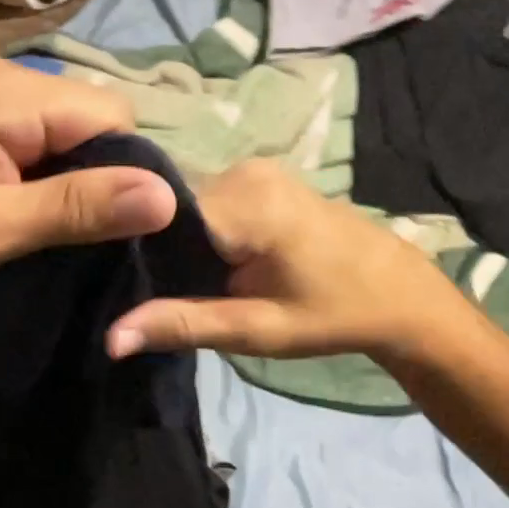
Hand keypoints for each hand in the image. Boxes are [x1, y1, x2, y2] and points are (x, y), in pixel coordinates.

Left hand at [0, 54, 178, 315]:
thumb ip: (76, 207)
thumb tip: (166, 195)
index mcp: (1, 91)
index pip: (108, 116)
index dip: (120, 174)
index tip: (102, 232)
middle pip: (90, 117)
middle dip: (93, 176)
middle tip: (60, 234)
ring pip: (67, 129)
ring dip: (67, 179)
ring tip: (35, 224)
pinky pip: (36, 135)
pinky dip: (42, 173)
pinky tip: (20, 207)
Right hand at [106, 160, 468, 361]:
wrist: (398, 292)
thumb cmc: (331, 315)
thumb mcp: (253, 329)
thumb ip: (180, 324)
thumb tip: (110, 338)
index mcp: (244, 202)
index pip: (153, 216)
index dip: (131, 253)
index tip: (117, 287)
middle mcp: (243, 170)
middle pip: (163, 209)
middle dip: (148, 251)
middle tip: (139, 295)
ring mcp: (251, 169)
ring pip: (178, 207)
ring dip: (167, 246)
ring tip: (161, 284)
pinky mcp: (256, 177)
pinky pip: (200, 202)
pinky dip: (189, 236)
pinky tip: (190, 267)